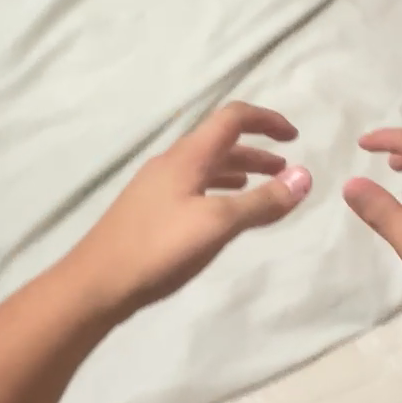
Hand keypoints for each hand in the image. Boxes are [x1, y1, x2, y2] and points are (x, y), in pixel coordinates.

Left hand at [63, 101, 312, 315]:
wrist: (96, 284)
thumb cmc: (158, 248)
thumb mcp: (217, 224)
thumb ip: (261, 202)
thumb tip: (304, 177)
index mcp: (188, 157)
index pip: (232, 118)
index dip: (266, 120)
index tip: (295, 136)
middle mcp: (172, 163)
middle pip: (220, 142)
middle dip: (258, 150)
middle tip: (286, 169)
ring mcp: (158, 187)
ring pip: (208, 167)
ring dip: (241, 171)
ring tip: (265, 189)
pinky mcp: (151, 210)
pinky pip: (195, 187)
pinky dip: (221, 190)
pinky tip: (225, 212)